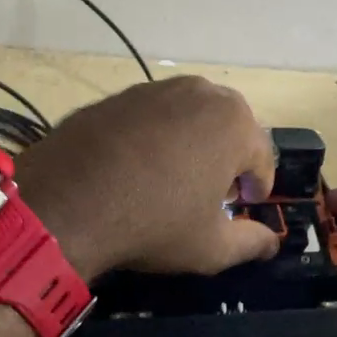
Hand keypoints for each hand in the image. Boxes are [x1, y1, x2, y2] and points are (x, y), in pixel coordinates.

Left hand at [15, 76, 280, 277]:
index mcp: (235, 123)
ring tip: (173, 181)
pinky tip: (137, 170)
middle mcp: (201, 92)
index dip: (256, 188)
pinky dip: (155, 138)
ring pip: (190, 118)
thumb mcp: (213, 247)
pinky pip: (152, 117)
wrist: (65, 204)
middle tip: (211, 194)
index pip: (262, 157)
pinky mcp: (118, 96)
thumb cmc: (154, 224)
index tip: (244, 208)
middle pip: (229, 129)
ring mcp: (155, 89)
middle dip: (227, 160)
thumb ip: (252, 242)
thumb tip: (271, 243)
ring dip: (193, 144)